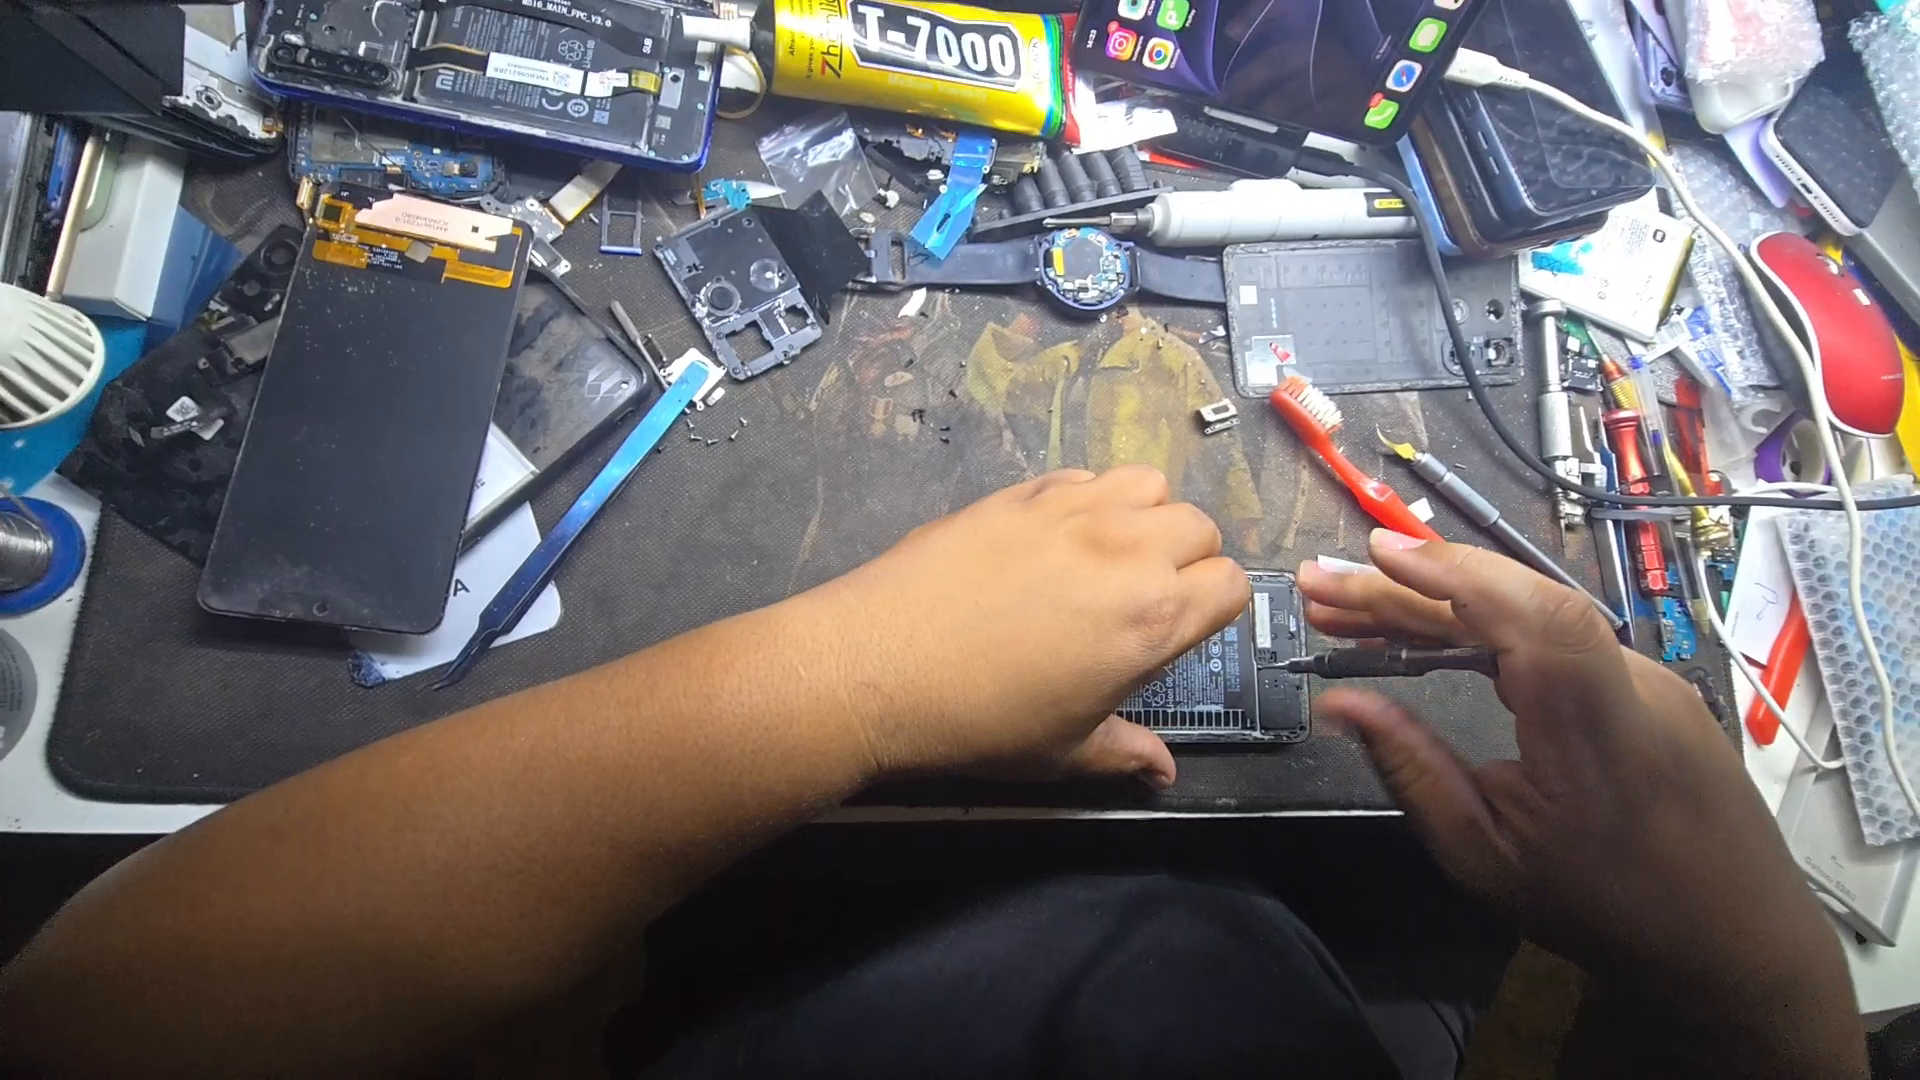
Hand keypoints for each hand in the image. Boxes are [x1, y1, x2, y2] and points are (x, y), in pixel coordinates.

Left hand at [797, 466, 1247, 787]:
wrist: (879, 665)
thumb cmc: (979, 721)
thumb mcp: (1063, 753)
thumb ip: (1126, 753)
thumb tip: (1164, 773)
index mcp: (1151, 616)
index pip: (1230, 584)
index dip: (1214, 606)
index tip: (1181, 627)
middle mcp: (1124, 549)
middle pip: (1198, 525)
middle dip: (1187, 557)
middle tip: (1141, 592)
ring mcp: (1071, 510)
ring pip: (1148, 483)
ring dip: (1144, 514)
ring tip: (1107, 550)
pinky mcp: (1020, 491)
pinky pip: (1083, 474)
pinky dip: (1088, 496)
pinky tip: (1054, 532)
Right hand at [1298, 531, 1858, 1065]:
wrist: (1733, 944)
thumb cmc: (1600, 907)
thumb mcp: (1481, 854)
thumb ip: (1409, 768)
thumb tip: (1335, 703)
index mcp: (1600, 737)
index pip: (1538, 622)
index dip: (1458, 576)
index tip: (1380, 554)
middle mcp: (1631, 687)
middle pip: (1510, 604)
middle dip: (1405, 587)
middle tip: (1319, 587)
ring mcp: (1639, 678)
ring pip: (1520, 611)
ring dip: (1425, 603)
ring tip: (1342, 610)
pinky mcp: (1631, 680)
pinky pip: (1538, 633)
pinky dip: (1465, 623)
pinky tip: (1410, 631)